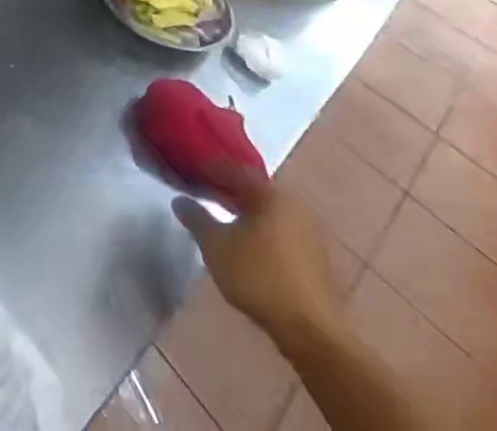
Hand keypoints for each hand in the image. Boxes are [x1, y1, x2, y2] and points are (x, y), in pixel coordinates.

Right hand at [172, 160, 342, 339]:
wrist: (309, 329)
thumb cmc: (257, 276)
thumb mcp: (215, 245)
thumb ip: (197, 218)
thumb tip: (180, 200)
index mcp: (272, 196)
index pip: (236, 170)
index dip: (210, 168)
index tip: (190, 169)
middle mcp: (295, 206)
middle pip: (255, 189)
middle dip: (228, 189)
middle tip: (202, 191)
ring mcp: (310, 232)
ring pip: (269, 211)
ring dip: (245, 210)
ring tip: (221, 216)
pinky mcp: (316, 256)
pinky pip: (281, 230)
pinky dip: (261, 228)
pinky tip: (245, 242)